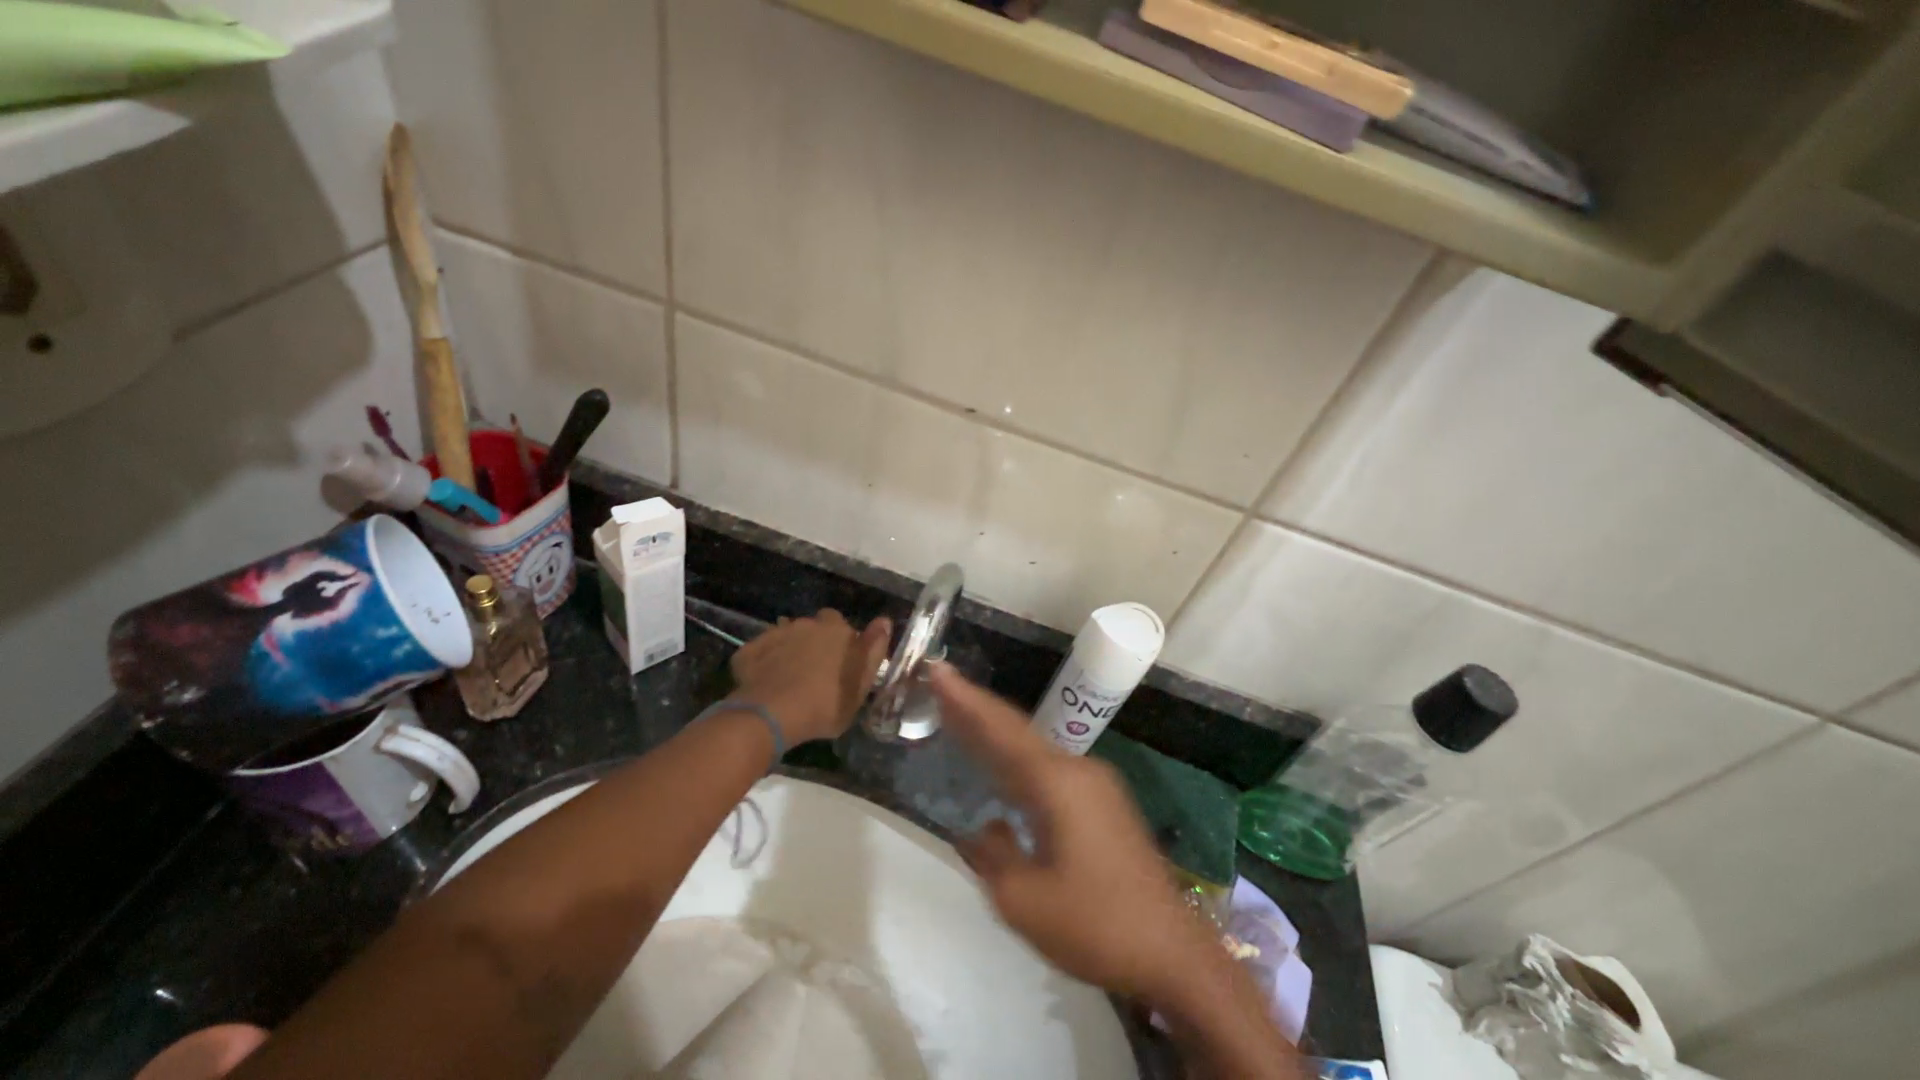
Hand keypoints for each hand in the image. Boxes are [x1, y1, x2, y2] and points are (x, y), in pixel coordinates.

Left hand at [729, 610, 891, 743]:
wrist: (772, 714)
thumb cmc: (826, 705)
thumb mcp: (860, 687)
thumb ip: (873, 651)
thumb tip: (884, 621)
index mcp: (837, 631)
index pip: (843, 626)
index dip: (842, 644)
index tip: (840, 665)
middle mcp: (807, 624)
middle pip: (814, 627)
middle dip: (815, 641)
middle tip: (815, 670)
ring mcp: (776, 634)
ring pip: (786, 635)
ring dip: (790, 649)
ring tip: (789, 677)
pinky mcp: (750, 649)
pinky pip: (760, 651)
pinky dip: (763, 662)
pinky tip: (765, 682)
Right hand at [930, 664, 1220, 1004]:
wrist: (1172, 955)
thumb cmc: (1095, 926)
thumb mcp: (1023, 900)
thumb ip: (991, 855)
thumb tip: (980, 829)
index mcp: (1058, 784)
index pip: (1002, 729)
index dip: (965, 700)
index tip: (937, 669)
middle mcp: (1080, 773)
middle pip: (1018, 733)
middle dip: (976, 710)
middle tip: (938, 684)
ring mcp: (1097, 790)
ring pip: (1034, 753)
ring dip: (996, 737)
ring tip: (956, 719)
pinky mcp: (1104, 810)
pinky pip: (1049, 774)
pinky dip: (1017, 764)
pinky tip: (1000, 770)